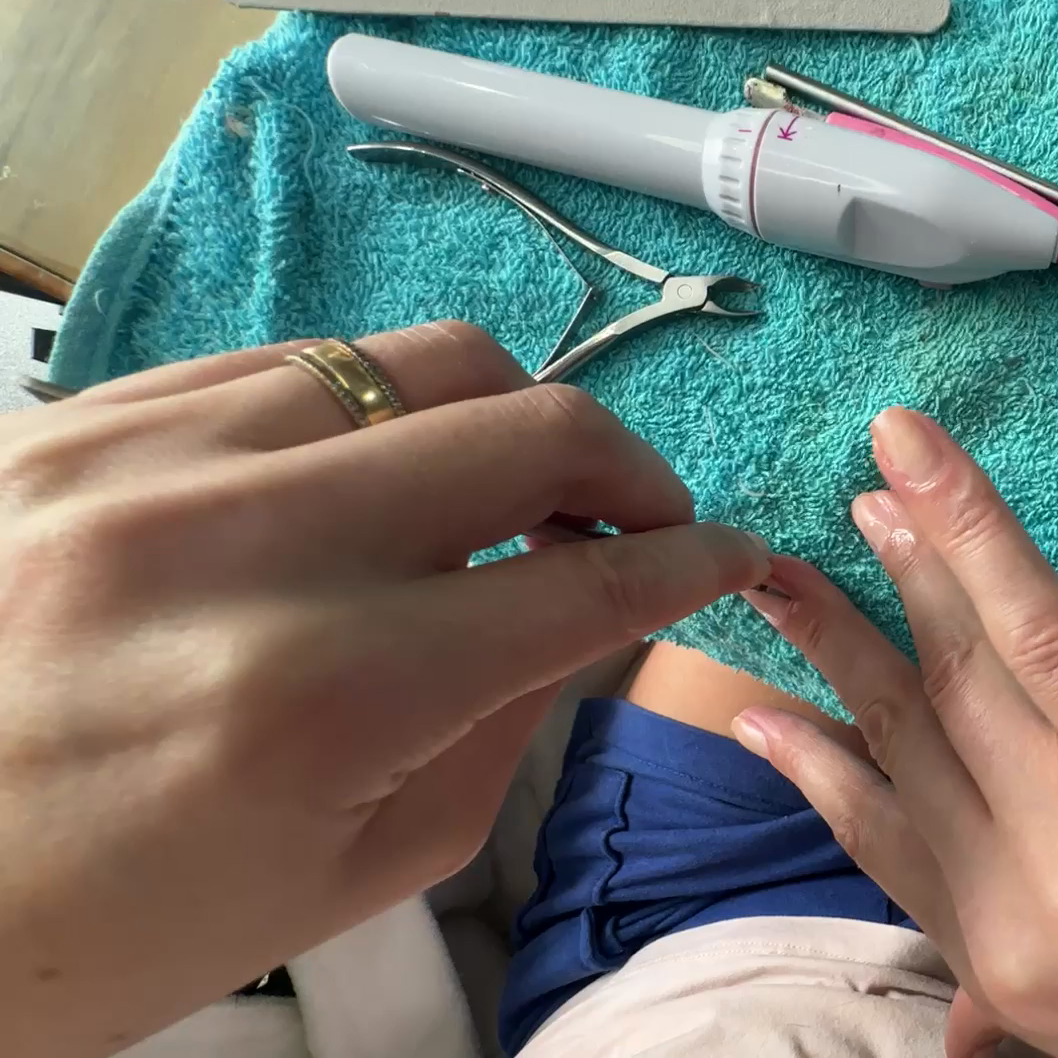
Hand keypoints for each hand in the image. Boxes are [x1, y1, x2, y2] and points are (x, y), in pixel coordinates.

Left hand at [0, 322, 767, 1055]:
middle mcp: (242, 546)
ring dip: (529, 428)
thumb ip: (517, 710)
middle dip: (638, 473)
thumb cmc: (111, 930)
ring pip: (442, 361)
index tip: (739, 555)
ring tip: (524, 495)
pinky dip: (412, 416)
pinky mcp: (85, 411)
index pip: (590, 584)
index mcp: (327, 696)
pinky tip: (403, 479)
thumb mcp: (376, 857)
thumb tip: (593, 608)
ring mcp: (144, 453)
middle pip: (538, 427)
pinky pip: (325, 362)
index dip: (696, 562)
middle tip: (646, 523)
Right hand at [730, 408, 1057, 1057]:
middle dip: (835, 636)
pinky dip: (977, 543)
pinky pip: (1045, 642)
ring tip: (868, 493)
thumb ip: (1015, 1006)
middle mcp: (1018, 906)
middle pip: (908, 730)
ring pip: (962, 671)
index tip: (758, 708)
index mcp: (1002, 960)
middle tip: (780, 564)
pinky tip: (928, 474)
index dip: (812, 765)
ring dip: (904, 565)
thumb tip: (949, 1028)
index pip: (878, 836)